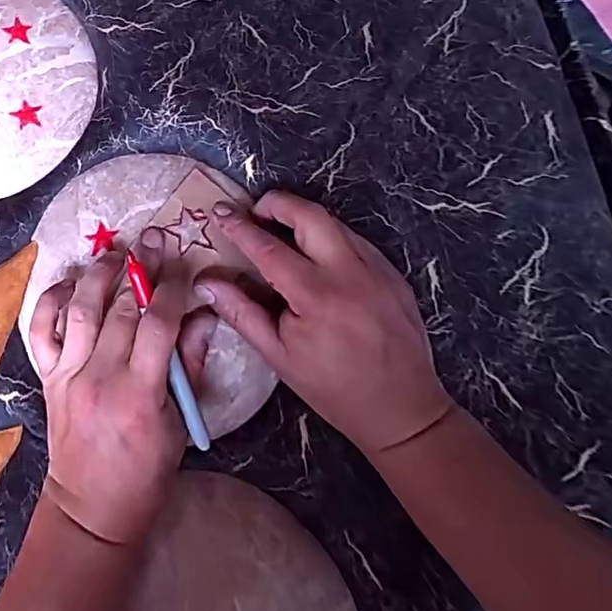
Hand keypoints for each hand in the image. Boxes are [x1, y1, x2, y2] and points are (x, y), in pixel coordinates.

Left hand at [27, 235, 197, 543]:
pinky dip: (52, 301)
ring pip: (81, 310)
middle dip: (141, 268)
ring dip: (99, 274)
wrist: (90, 510)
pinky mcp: (47, 378)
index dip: (173, 288)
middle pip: (121, 308)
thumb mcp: (180, 423)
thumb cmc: (146, 472)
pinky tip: (70, 280)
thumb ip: (190, 364)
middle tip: (155, 238)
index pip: (159, 323)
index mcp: (139, 392)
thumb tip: (205, 315)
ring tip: (116, 251)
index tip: (183, 265)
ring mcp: (68, 375)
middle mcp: (99, 376)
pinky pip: (42, 331)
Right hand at [198, 192, 453, 453]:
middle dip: (277, 202)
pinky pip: (356, 240)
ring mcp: (377, 268)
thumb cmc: (334, 389)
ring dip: (304, 219)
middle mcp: (350, 272)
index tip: (222, 211)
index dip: (240, 226)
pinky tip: (318, 258)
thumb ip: (242, 313)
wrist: (403, 408)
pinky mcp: (393, 271)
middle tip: (256, 211)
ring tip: (282, 233)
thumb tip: (208, 283)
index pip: (268, 248)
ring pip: (334, 222)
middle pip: (309, 214)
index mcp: (316, 296)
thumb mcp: (279, 357)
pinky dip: (330, 238)